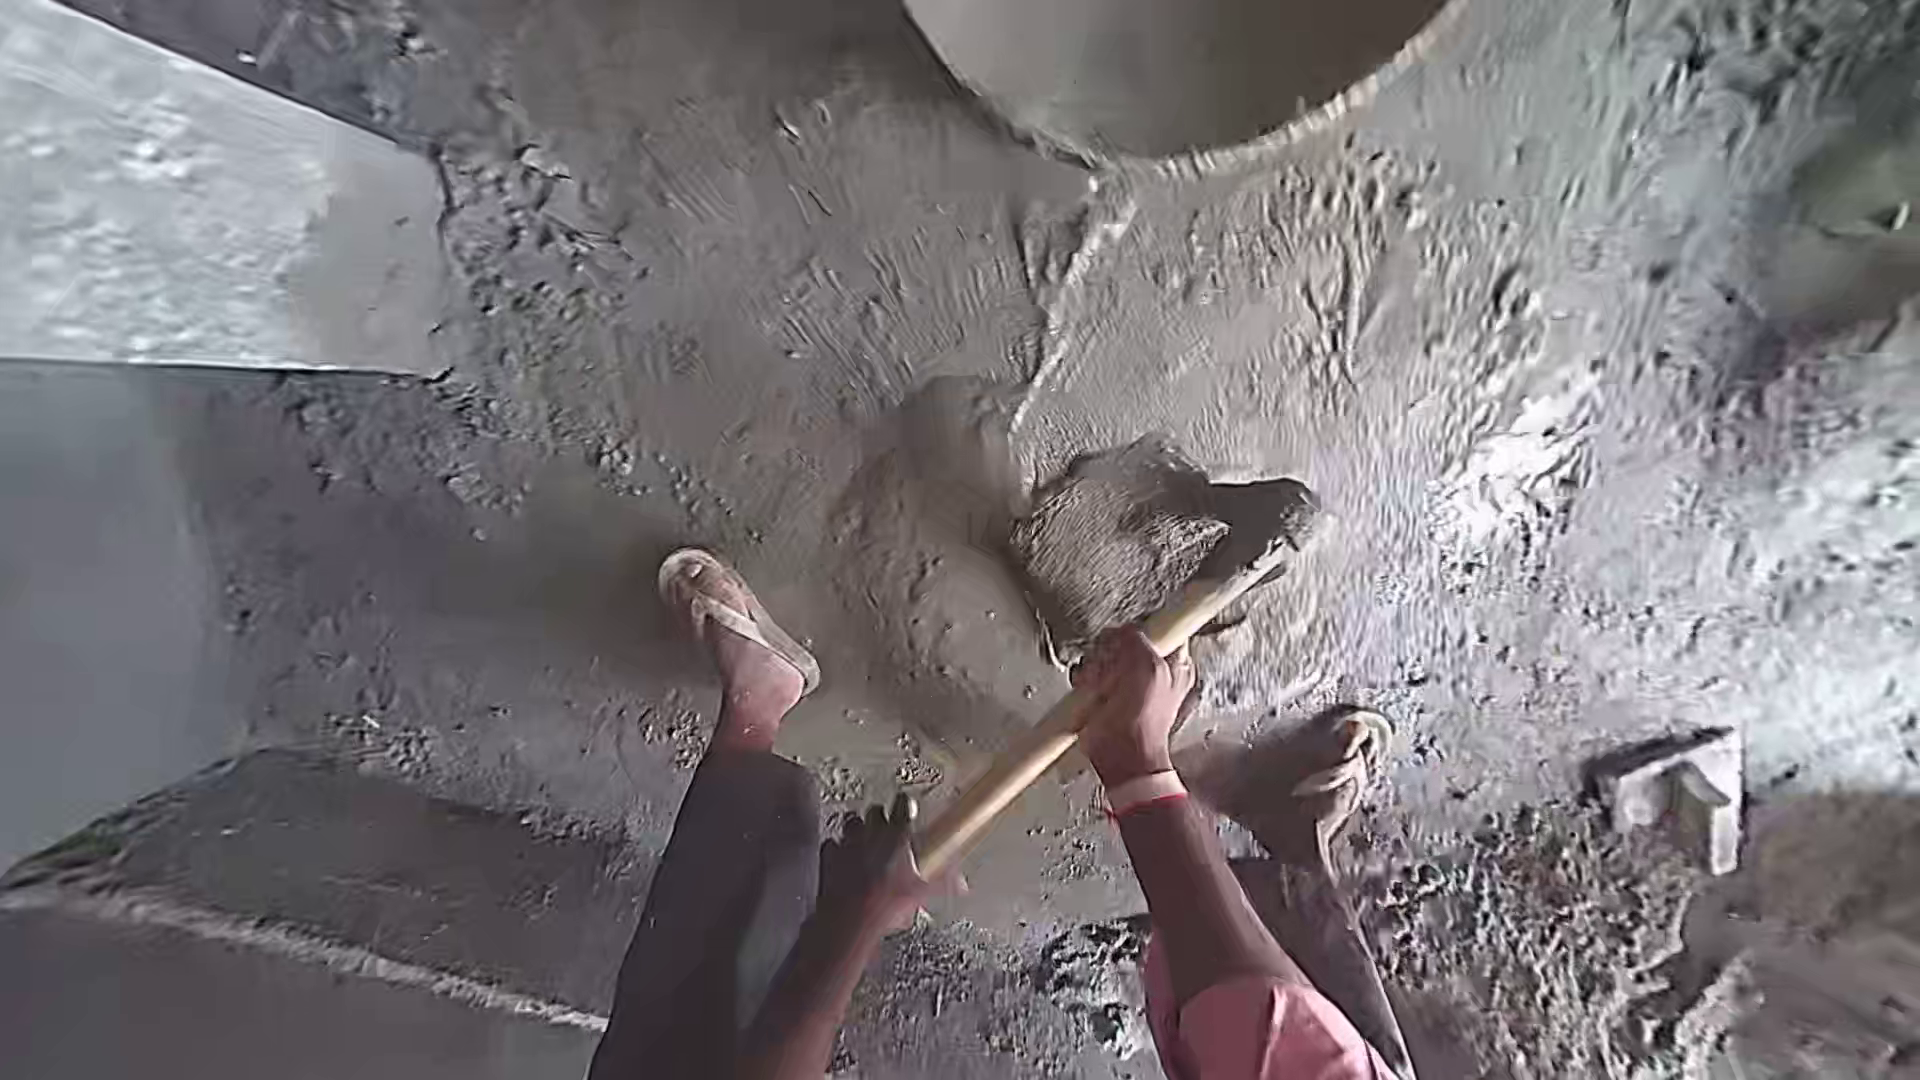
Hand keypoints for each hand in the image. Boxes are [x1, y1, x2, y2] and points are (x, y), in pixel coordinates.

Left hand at [817, 794, 952, 932]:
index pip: (902, 803)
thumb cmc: (888, 900)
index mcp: (896, 832)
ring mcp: (848, 840)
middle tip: (885, 829)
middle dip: (879, 816)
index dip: (904, 804)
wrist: (853, 917)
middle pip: (875, 810)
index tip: (906, 807)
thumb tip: (961, 882)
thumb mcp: (924, 891)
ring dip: (857, 828)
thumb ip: (945, 881)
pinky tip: (842, 859)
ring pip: (852, 821)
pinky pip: (832, 844)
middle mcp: (872, 829)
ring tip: (863, 841)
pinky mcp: (830, 854)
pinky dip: (836, 849)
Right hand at [1072, 628, 1196, 785]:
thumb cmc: (1144, 719)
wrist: (1121, 752)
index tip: (1128, 640)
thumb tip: (1123, 630)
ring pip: (1101, 654)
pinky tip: (1090, 690)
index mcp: (1171, 665)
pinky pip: (1086, 672)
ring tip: (1100, 684)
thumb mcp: (1150, 668)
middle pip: (1121, 641)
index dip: (1139, 632)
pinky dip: (1084, 678)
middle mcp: (1147, 671)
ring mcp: (1123, 683)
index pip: (1156, 632)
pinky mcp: (1102, 694)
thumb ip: (1137, 640)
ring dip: (1095, 666)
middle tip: (1113, 667)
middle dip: (1111, 652)